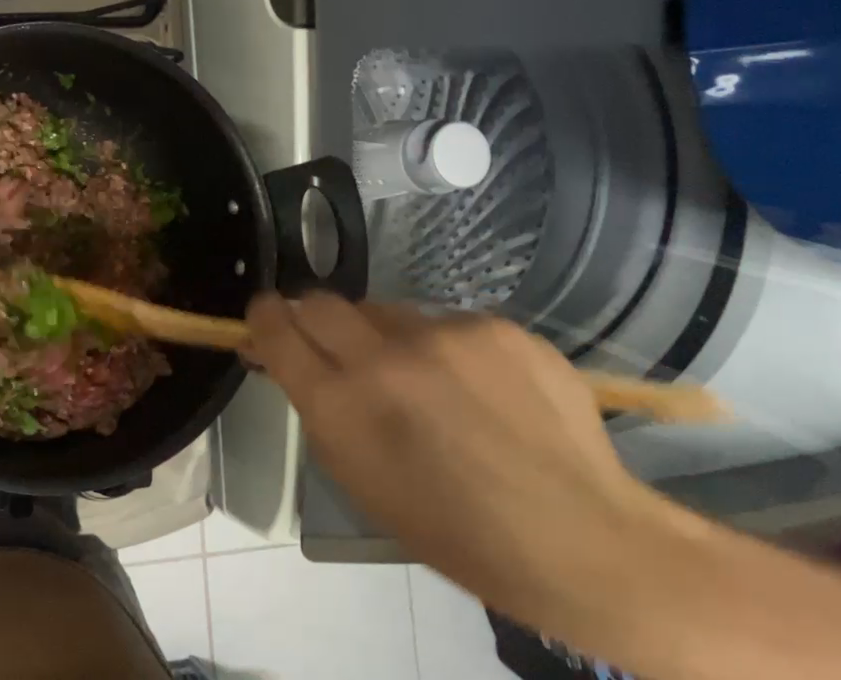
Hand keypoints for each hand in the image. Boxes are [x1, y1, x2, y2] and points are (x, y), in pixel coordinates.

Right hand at [241, 293, 661, 607]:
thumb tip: (295, 363)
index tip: (267, 320)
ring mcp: (445, 335)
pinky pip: (447, 323)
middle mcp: (383, 356)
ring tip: (428, 382)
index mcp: (339, 402)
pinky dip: (448, 349)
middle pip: (320, 302)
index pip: (275, 326)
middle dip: (316, 320)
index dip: (264, 318)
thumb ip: (319, 407)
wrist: (576, 537)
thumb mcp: (354, 474)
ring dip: (388, 338)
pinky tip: (480, 389)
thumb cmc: (448, 528)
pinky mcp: (498, 327)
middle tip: (337, 348)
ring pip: (387, 311)